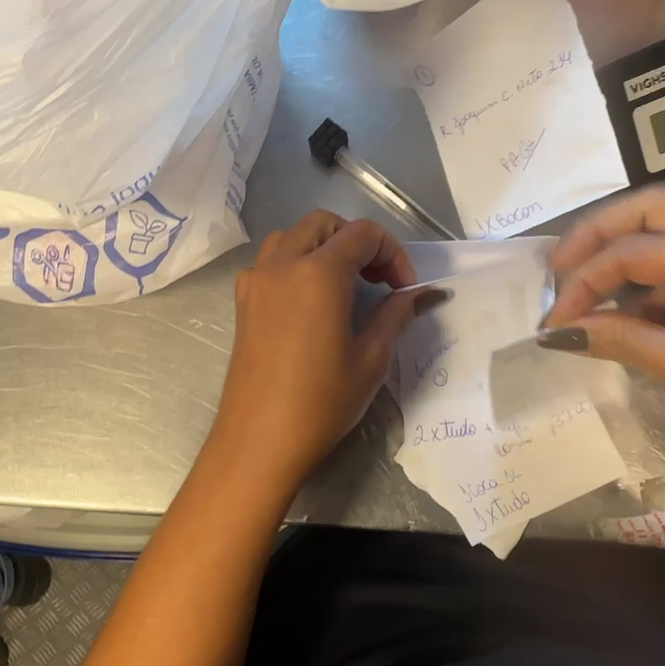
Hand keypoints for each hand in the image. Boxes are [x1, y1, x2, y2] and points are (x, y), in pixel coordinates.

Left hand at [210, 211, 444, 486]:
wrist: (259, 441)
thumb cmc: (321, 403)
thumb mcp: (371, 359)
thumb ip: (395, 315)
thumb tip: (422, 294)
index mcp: (317, 273)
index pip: (362, 234)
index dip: (392, 253)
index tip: (404, 288)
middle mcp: (281, 265)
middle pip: (324, 224)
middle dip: (357, 242)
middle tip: (378, 281)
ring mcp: (255, 282)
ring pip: (292, 237)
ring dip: (323, 247)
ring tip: (346, 286)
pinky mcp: (243, 303)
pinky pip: (271, 262)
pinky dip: (296, 264)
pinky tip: (312, 303)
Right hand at [543, 186, 664, 466]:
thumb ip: (624, 340)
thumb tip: (560, 333)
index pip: (632, 250)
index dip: (582, 283)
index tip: (552, 323)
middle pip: (648, 210)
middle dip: (595, 239)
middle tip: (557, 276)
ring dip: (622, 258)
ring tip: (586, 301)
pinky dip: (650, 280)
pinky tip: (630, 316)